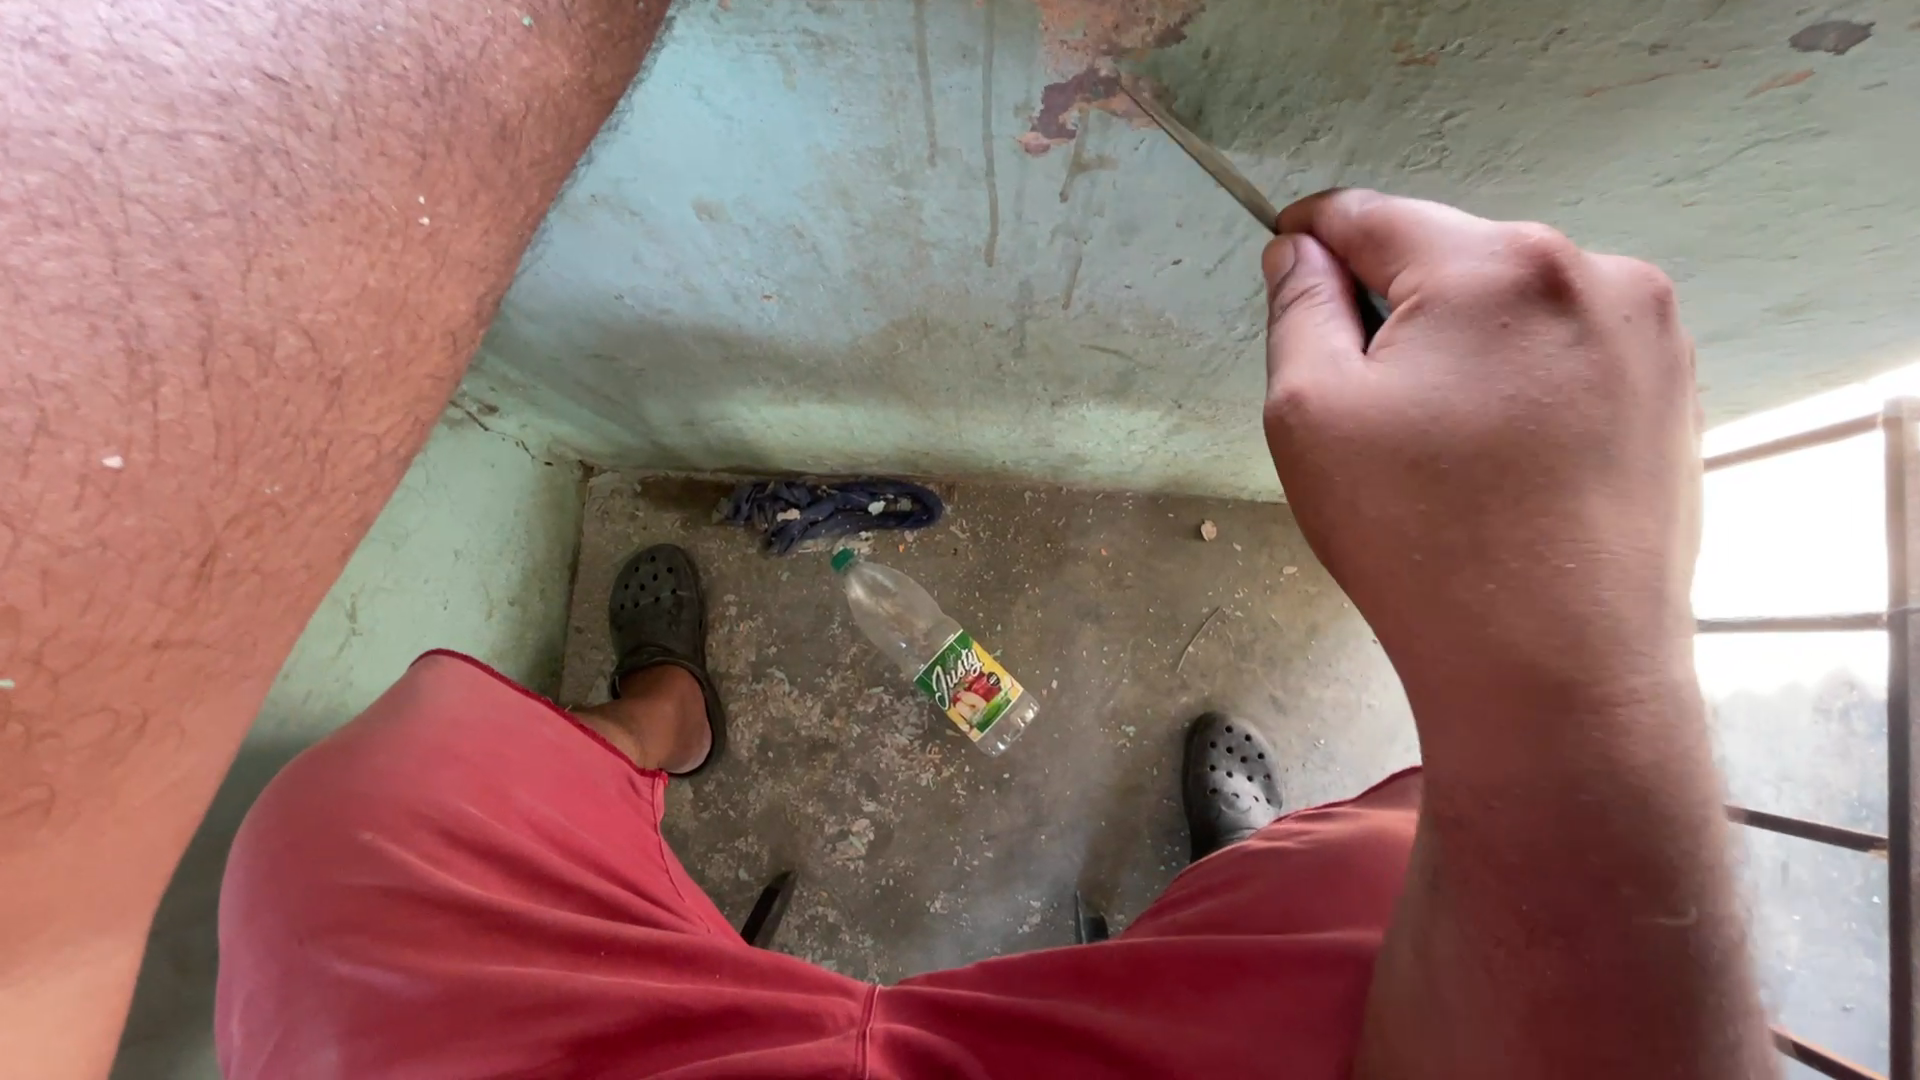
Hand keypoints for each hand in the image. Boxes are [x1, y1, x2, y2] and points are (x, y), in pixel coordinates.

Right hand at [1262, 190, 1700, 724]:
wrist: (1549, 662)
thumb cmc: (1407, 531)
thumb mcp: (1308, 412)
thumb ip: (1299, 311)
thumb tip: (1301, 253)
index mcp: (1493, 266)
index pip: (1372, 214)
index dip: (1311, 236)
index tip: (1283, 262)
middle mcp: (1593, 272)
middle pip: (1445, 257)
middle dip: (1386, 305)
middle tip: (1353, 398)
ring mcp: (1649, 330)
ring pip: (1505, 304)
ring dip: (1449, 342)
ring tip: (1425, 440)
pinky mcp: (1672, 389)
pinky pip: (1559, 349)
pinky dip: (1505, 376)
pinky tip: (1486, 455)